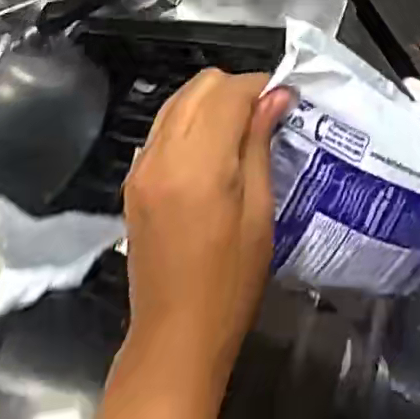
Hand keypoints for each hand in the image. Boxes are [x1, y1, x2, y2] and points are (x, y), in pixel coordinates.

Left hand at [104, 70, 292, 418]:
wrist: (175, 334)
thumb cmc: (230, 279)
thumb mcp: (260, 209)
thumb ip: (259, 143)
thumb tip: (276, 95)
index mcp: (196, 164)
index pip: (230, 92)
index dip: (262, 87)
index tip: (285, 99)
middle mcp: (161, 155)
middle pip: (201, 85)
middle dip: (237, 88)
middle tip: (266, 113)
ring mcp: (141, 167)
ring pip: (179, 99)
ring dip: (213, 100)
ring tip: (243, 127)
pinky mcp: (133, 180)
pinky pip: (164, 126)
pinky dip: (191, 120)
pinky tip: (213, 147)